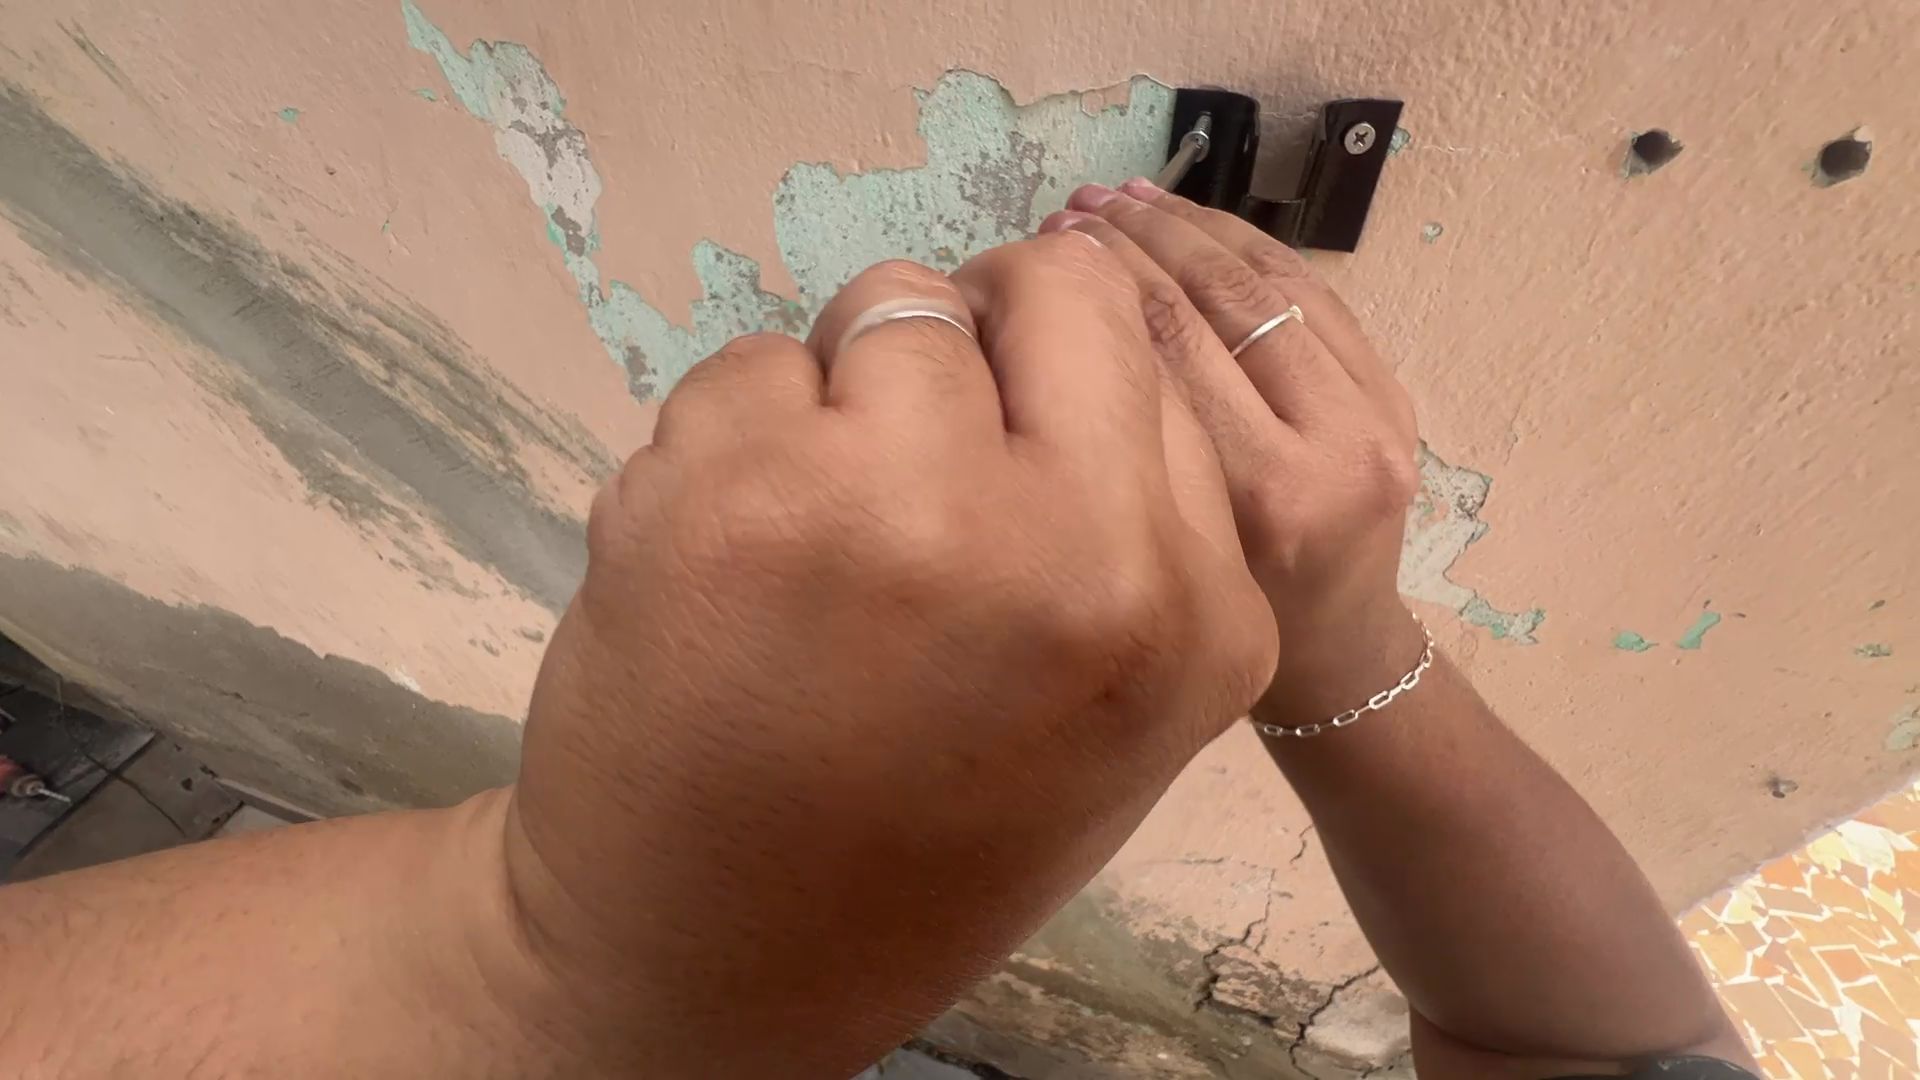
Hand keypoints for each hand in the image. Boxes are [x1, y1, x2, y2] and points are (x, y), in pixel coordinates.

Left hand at [499, 238, 1276, 1075]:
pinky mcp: (737, 488)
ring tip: (812, 518)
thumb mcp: (1102, 703)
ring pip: (893, 304)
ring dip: (849, 383)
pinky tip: (726, 550)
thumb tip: (1066, 341)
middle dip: (979, 325)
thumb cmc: (917, 832)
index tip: (1003, 409)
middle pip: (1048, 288)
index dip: (1060, 367)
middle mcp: (1076, 549)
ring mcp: (898, 508)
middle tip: (911, 417)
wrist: (708, 951)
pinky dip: (739, 428)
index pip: (1145, 359)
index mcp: (1190, 616)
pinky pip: (755, 362)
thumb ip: (1122, 515)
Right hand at [1043, 179, 1423, 727]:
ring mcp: (1378, 410)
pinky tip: (1196, 222)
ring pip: (1275, 285)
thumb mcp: (1162, 555)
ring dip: (1193, 228)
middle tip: (1076, 208)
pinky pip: (1315, 295)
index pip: (1174, 354)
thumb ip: (1133, 449)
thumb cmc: (1225, 628)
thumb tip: (1069, 338)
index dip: (1109, 285)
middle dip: (1144, 243)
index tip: (1052, 246)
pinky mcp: (1395, 392)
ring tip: (1124, 198)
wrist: (1339, 657)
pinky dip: (1250, 246)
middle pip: (1225, 306)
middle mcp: (1332, 442)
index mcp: (1264, 496)